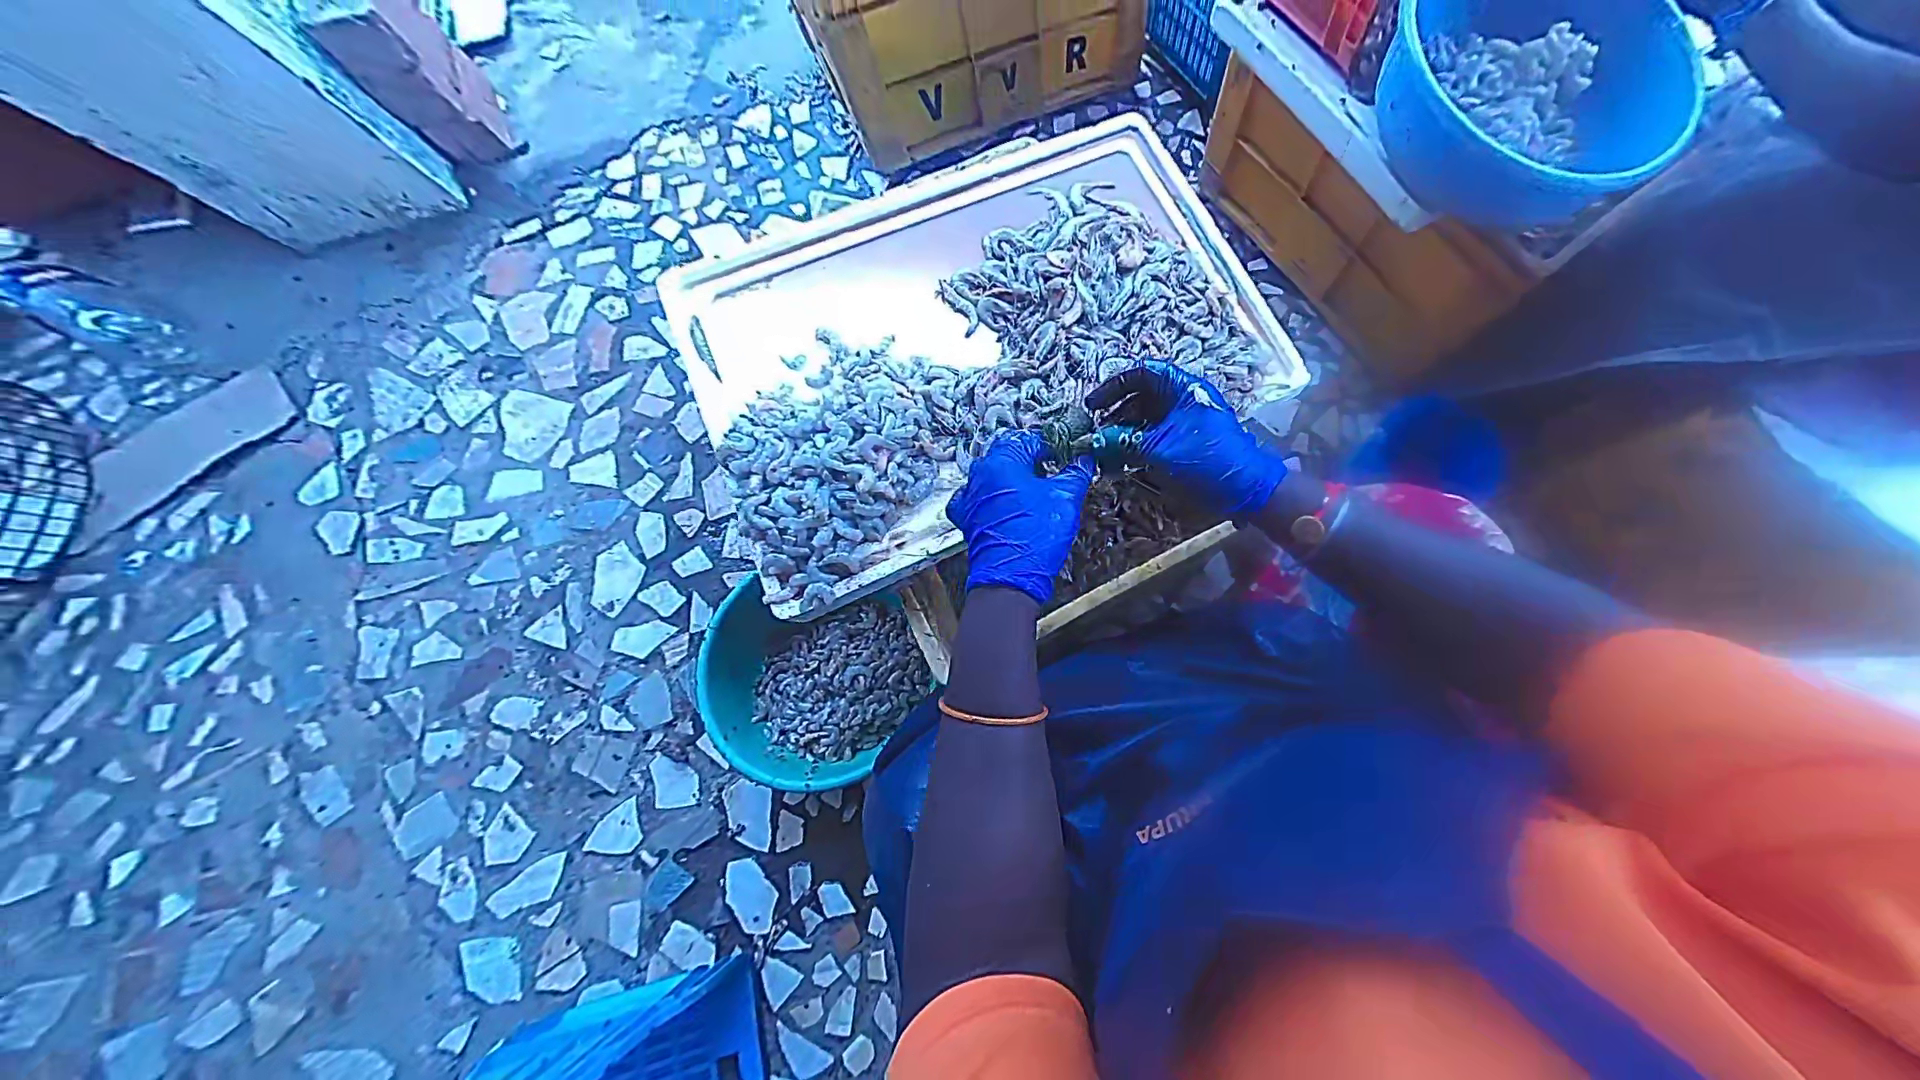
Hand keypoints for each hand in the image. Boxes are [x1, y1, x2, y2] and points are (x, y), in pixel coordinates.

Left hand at [946, 431, 1093, 604]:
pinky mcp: (967, 519)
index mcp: (1001, 462)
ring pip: (992, 478)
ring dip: (1012, 480)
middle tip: (1053, 471)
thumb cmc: (1035, 534)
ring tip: (1033, 491)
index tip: (1064, 455)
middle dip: (1030, 461)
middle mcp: (979, 475)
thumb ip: (1075, 473)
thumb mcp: (1065, 497)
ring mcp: (969, 498)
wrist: (1010, 576)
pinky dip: (992, 499)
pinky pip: (978, 500)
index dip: (1050, 446)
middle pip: (1007, 456)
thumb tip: (1084, 460)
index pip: (1028, 440)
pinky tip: (1006, 506)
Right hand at [1085, 361, 1288, 517]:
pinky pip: (1153, 438)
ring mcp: (1184, 422)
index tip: (1093, 406)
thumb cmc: (1207, 459)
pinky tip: (1120, 464)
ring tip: (1105, 453)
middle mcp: (1182, 400)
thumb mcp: (1160, 448)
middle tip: (1096, 434)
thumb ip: (1123, 442)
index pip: (1141, 373)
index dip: (1113, 386)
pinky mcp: (1185, 443)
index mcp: (1182, 388)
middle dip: (1114, 415)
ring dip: (1122, 435)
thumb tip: (1091, 441)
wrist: (1247, 489)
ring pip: (1144, 420)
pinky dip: (1135, 448)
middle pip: (1139, 398)